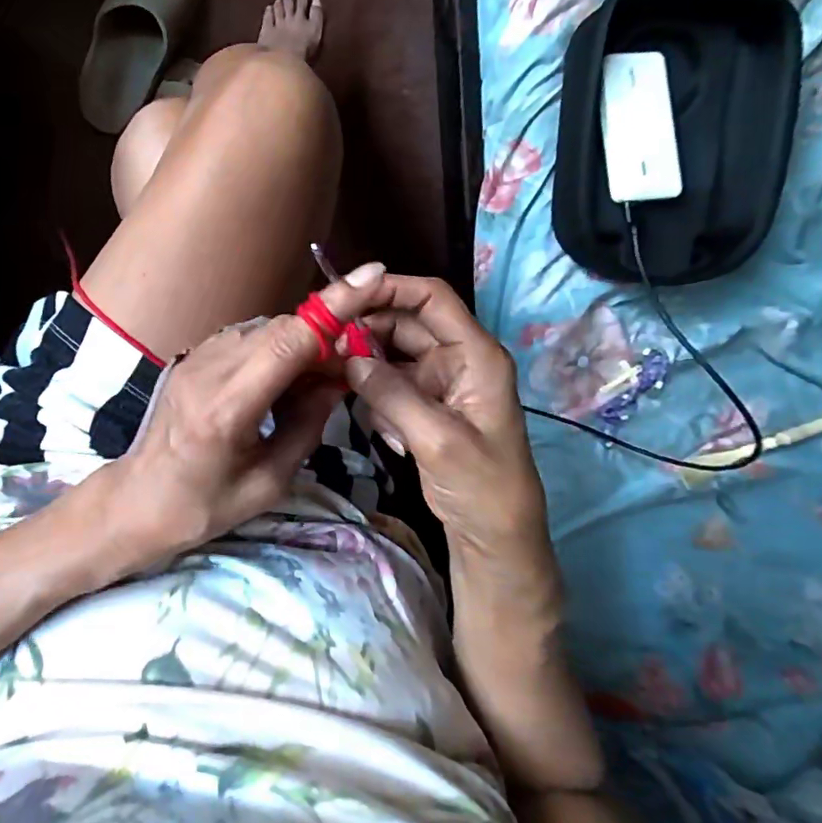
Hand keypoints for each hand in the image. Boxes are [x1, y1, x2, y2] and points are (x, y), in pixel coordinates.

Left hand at [91, 263, 388, 577]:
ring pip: (261, 329)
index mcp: (227, 409)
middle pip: (279, 328)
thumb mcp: (269, 480)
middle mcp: (207, 371)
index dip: (334, 307)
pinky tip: (277, 380)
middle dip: (321, 336)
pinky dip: (270, 348)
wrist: (139, 500)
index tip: (371, 276)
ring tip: (310, 382)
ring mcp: (193, 360)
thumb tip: (339, 377)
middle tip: (344, 369)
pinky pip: (241, 338)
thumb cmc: (205, 505)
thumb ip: (307, 424)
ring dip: (295, 343)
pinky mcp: (189, 359)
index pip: (288, 342)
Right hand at [345, 276, 551, 590]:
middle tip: (328, 350)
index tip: (344, 293)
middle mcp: (456, 359)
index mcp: (475, 355)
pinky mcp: (422, 405)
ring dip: (368, 373)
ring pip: (389, 355)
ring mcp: (437, 382)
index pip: (432, 299)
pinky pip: (386, 385)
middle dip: (367, 334)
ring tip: (362, 404)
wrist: (493, 535)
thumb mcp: (437, 439)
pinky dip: (376, 401)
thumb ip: (392, 394)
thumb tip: (349, 358)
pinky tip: (386, 435)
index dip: (391, 288)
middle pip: (403, 323)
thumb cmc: (482, 484)